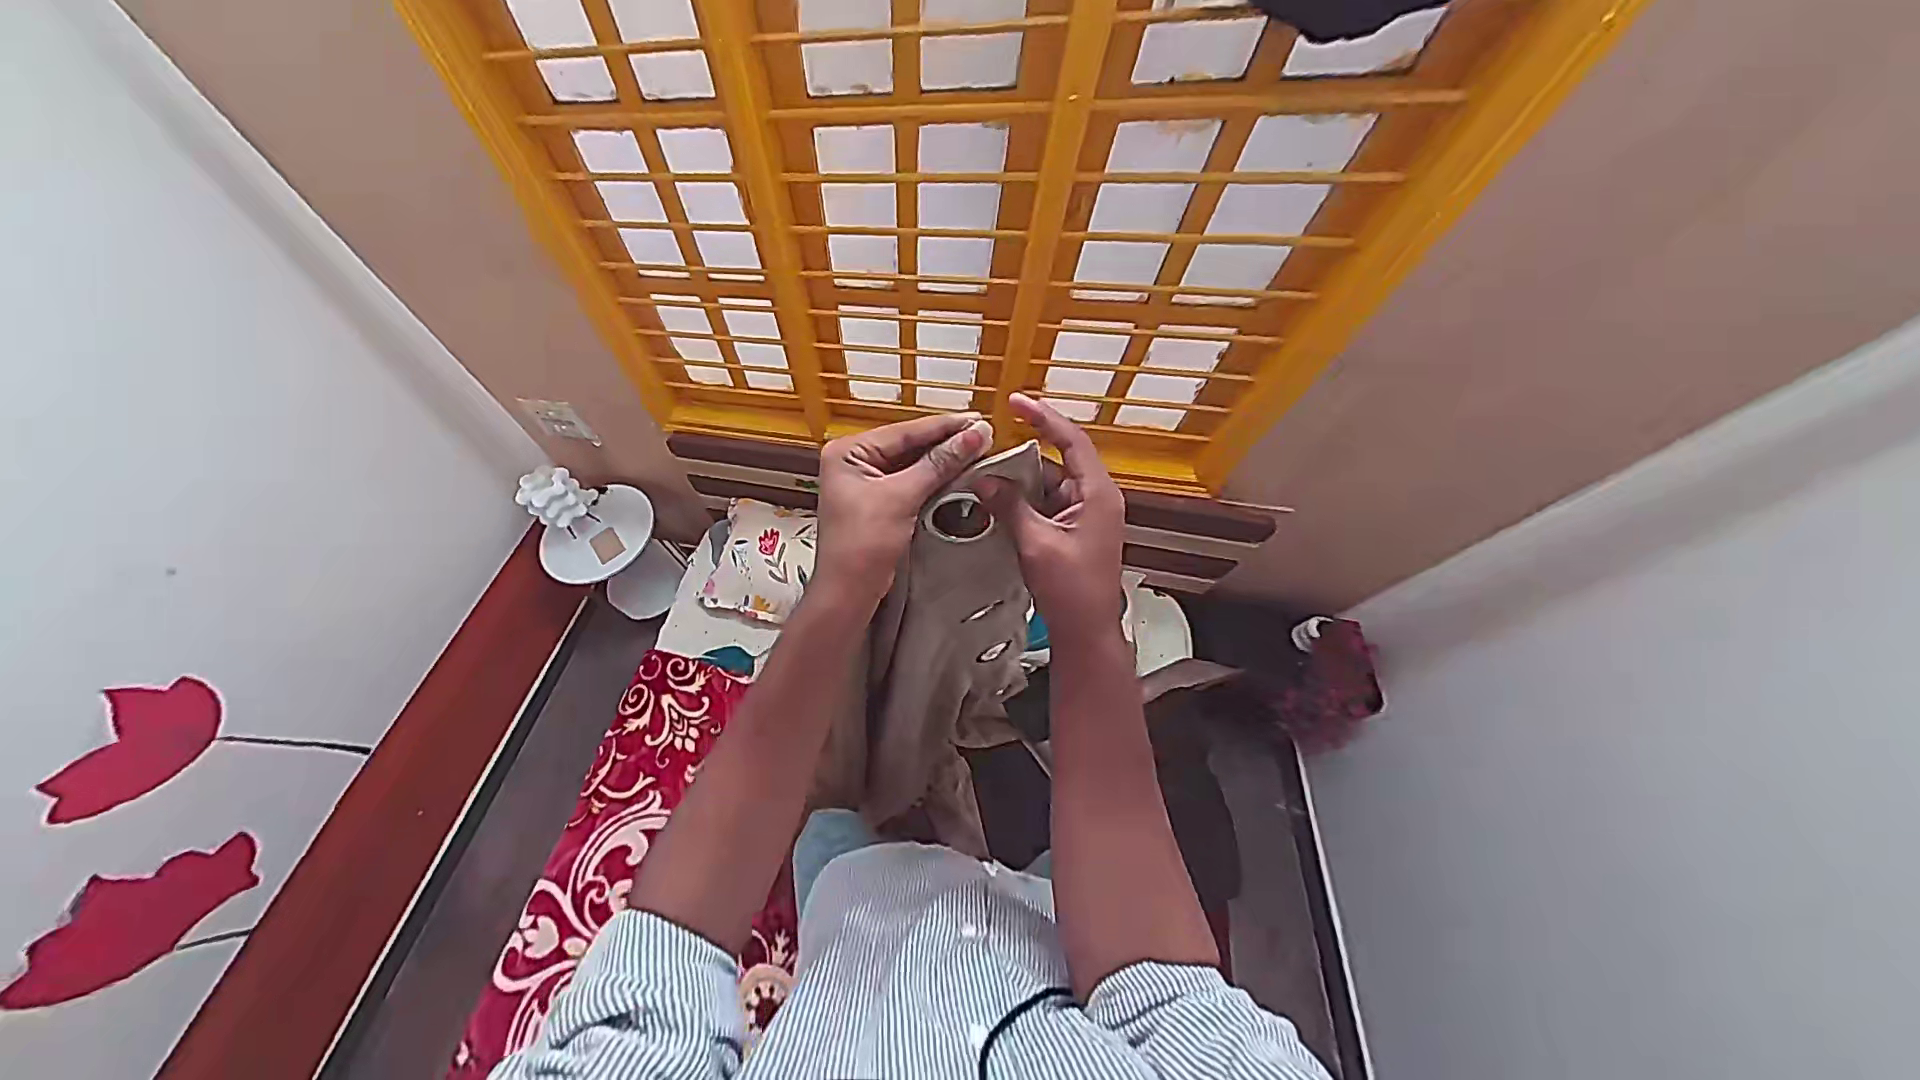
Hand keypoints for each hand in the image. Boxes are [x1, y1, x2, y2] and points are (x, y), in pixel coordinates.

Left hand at [813, 412, 991, 605]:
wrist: (849, 592)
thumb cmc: (860, 546)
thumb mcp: (901, 497)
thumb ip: (938, 464)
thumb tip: (972, 436)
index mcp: (848, 452)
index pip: (905, 431)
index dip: (944, 427)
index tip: (976, 422)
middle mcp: (855, 462)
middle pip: (910, 445)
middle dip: (947, 442)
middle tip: (983, 435)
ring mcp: (868, 482)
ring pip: (914, 463)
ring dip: (944, 460)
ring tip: (978, 450)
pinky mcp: (881, 502)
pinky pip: (914, 481)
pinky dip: (936, 478)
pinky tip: (959, 472)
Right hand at [978, 393, 1125, 643]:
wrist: (1086, 629)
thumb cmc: (1071, 589)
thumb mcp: (1036, 543)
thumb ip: (1010, 506)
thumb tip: (985, 480)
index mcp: (1097, 494)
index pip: (1072, 441)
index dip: (1044, 417)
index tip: (1018, 402)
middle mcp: (1097, 498)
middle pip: (1059, 461)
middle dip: (1025, 455)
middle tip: (992, 446)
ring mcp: (1087, 514)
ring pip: (1051, 484)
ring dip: (1022, 482)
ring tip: (989, 477)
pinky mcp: (1076, 529)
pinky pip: (1049, 504)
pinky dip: (1027, 501)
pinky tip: (1002, 503)